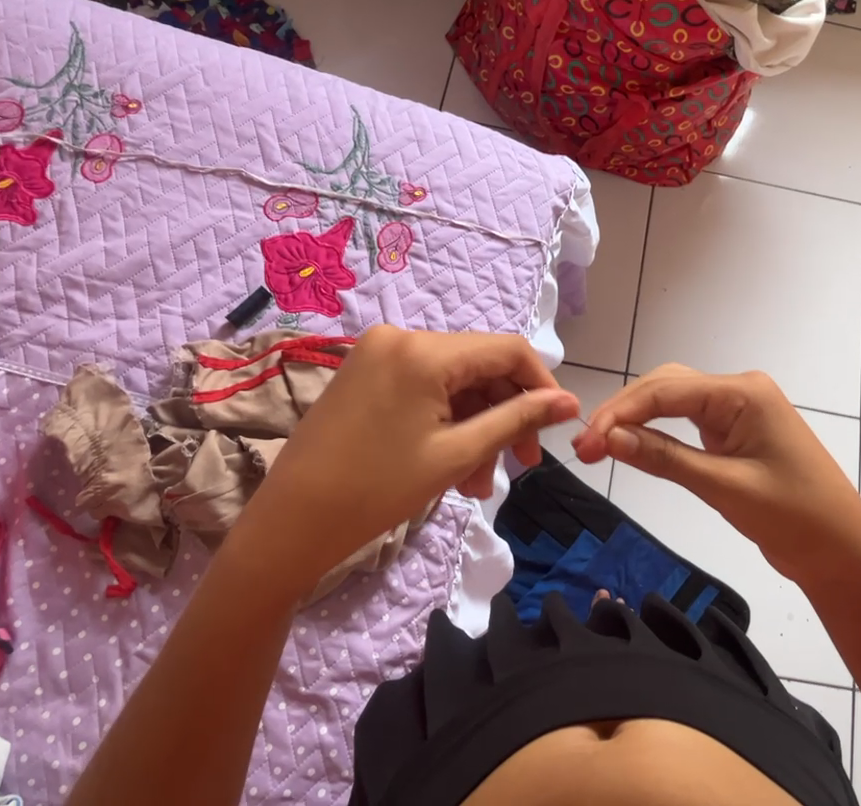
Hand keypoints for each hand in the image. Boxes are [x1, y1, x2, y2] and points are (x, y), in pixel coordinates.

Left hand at [243, 326, 578, 589]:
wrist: (290, 524)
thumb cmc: (378, 490)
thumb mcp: (457, 453)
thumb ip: (517, 419)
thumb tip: (569, 402)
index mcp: (424, 350)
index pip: (507, 349)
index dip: (541, 384)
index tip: (557, 425)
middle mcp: (401, 337)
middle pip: (479, 367)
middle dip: (505, 416)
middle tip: (521, 466)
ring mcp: (378, 354)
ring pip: (453, 383)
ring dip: (476, 427)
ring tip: (479, 485)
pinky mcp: (364, 373)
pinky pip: (423, 389)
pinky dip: (445, 422)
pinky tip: (453, 468)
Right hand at [573, 364, 860, 584]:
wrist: (843, 552)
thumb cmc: (794, 517)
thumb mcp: (724, 487)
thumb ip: (664, 458)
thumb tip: (608, 438)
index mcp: (743, 392)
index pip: (666, 391)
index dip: (620, 413)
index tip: (583, 441)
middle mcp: (739, 390)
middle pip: (666, 387)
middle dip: (624, 413)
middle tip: (584, 448)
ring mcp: (739, 410)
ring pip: (674, 401)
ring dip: (637, 420)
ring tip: (599, 446)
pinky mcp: (736, 432)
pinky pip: (688, 421)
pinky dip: (658, 432)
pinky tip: (634, 445)